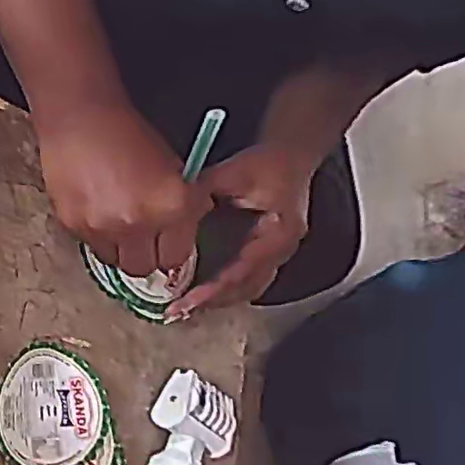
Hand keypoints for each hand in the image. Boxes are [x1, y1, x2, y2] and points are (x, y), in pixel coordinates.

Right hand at [36, 99, 212, 276]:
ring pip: (114, 260)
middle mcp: (138, 224)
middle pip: (143, 268)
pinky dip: (96, 234)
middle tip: (143, 242)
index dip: (172, 250)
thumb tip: (190, 219)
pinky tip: (96, 208)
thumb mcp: (171, 164)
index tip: (167, 246)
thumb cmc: (128, 134)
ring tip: (116, 222)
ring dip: (119, 248)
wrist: (80, 119)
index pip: (176, 256)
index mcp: (172, 206)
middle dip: (145, 257)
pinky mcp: (73, 225)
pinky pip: (90, 244)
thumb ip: (183, 200)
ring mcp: (102, 228)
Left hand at [172, 144, 314, 315]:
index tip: (186, 302)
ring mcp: (275, 253)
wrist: (293, 153)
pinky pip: (245, 279)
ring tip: (183, 308)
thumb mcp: (230, 173)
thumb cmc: (268, 163)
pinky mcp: (266, 251)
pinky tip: (199, 293)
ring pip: (246, 288)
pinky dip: (222, 288)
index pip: (240, 273)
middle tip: (177, 312)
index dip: (211, 291)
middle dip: (210, 303)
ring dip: (215, 300)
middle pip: (244, 289)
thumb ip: (199, 193)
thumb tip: (171, 212)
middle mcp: (281, 249)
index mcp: (277, 234)